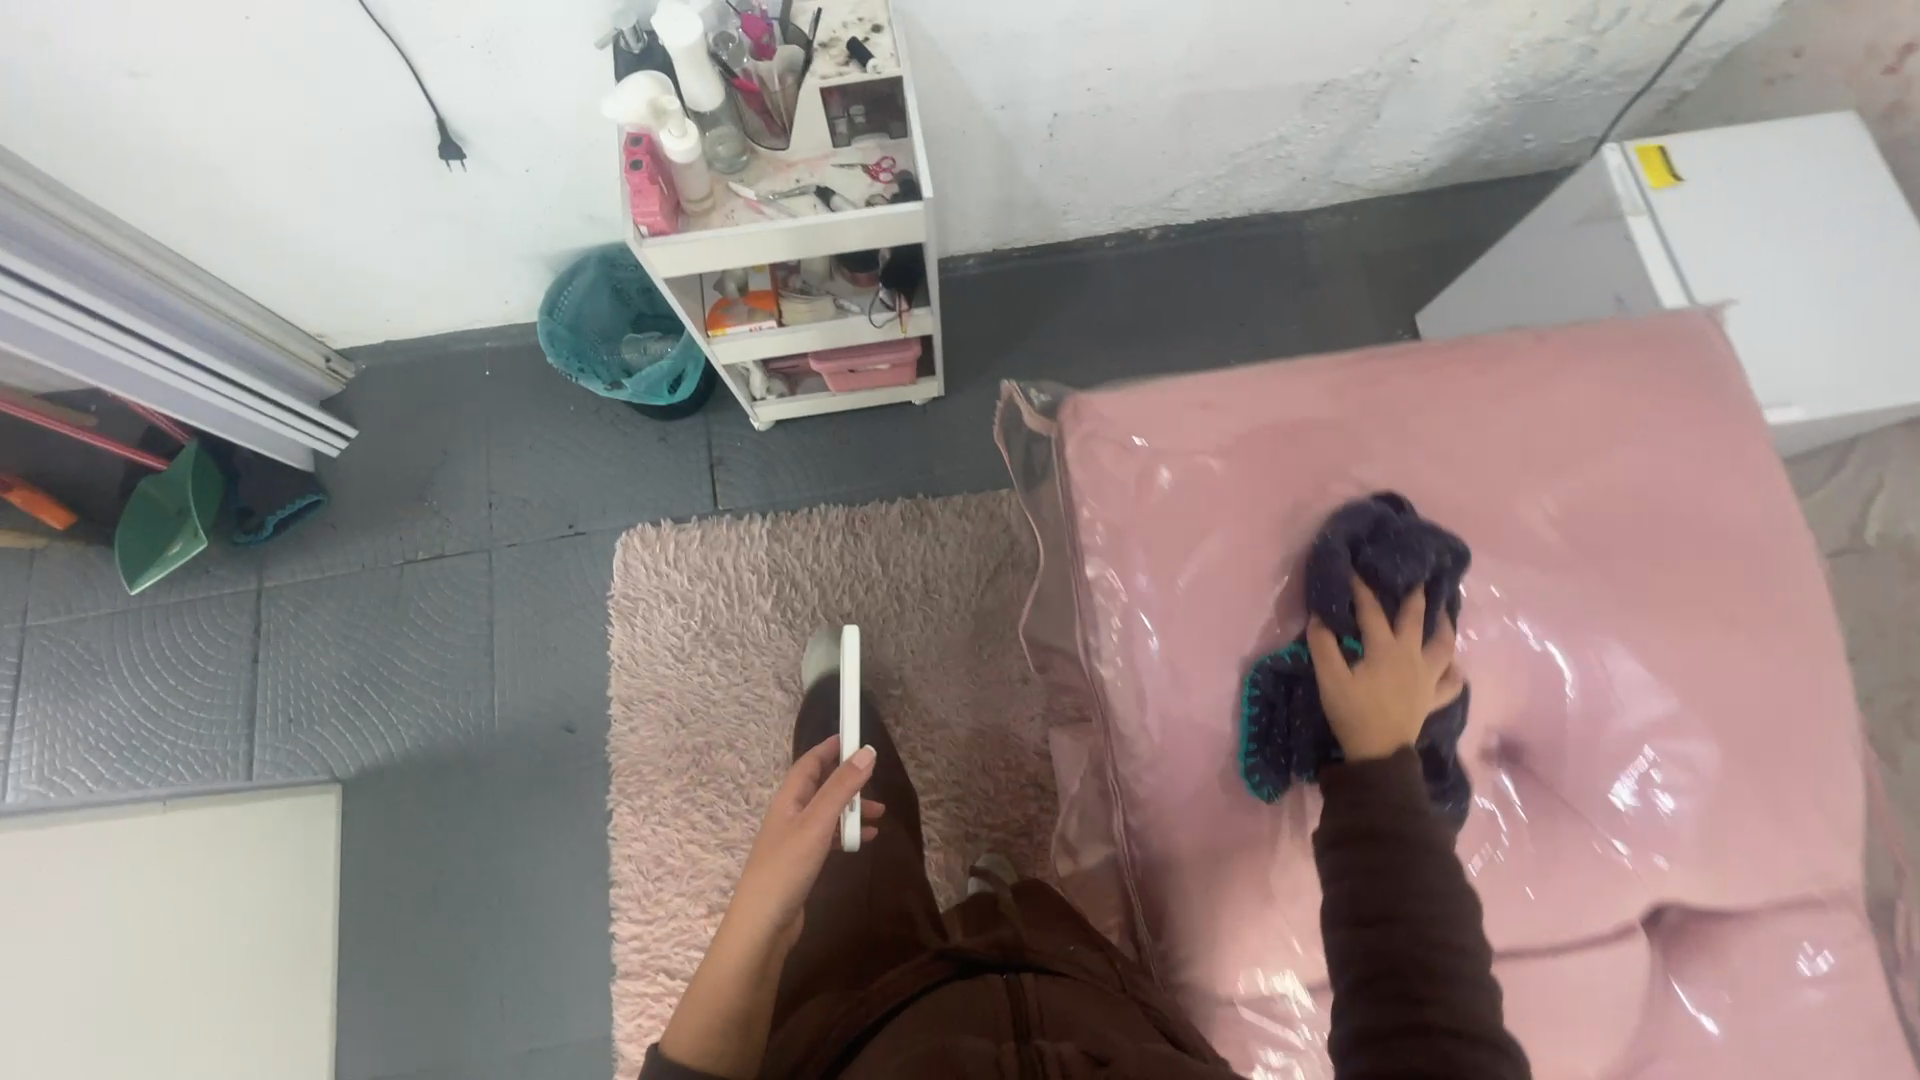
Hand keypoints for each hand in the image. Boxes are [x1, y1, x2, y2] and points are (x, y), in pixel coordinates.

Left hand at [722, 734, 885, 952]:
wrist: (763, 926)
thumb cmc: (786, 867)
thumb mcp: (817, 823)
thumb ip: (842, 787)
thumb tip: (867, 751)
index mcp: (788, 799)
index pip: (809, 763)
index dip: (829, 748)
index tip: (853, 737)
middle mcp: (790, 815)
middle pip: (820, 786)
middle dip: (848, 781)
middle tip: (875, 779)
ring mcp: (795, 840)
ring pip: (828, 813)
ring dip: (852, 810)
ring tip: (879, 814)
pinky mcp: (802, 863)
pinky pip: (829, 838)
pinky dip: (847, 834)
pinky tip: (866, 840)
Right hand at [1306, 577, 1464, 761]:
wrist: (1378, 752)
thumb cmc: (1352, 712)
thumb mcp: (1330, 678)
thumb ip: (1323, 645)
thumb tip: (1319, 617)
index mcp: (1386, 649)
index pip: (1372, 612)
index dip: (1362, 590)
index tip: (1354, 571)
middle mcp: (1412, 657)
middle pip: (1417, 620)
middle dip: (1416, 598)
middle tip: (1419, 580)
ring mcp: (1427, 678)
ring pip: (1444, 646)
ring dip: (1445, 627)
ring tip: (1444, 614)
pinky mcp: (1432, 698)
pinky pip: (1451, 683)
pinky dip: (1454, 672)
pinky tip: (1453, 666)